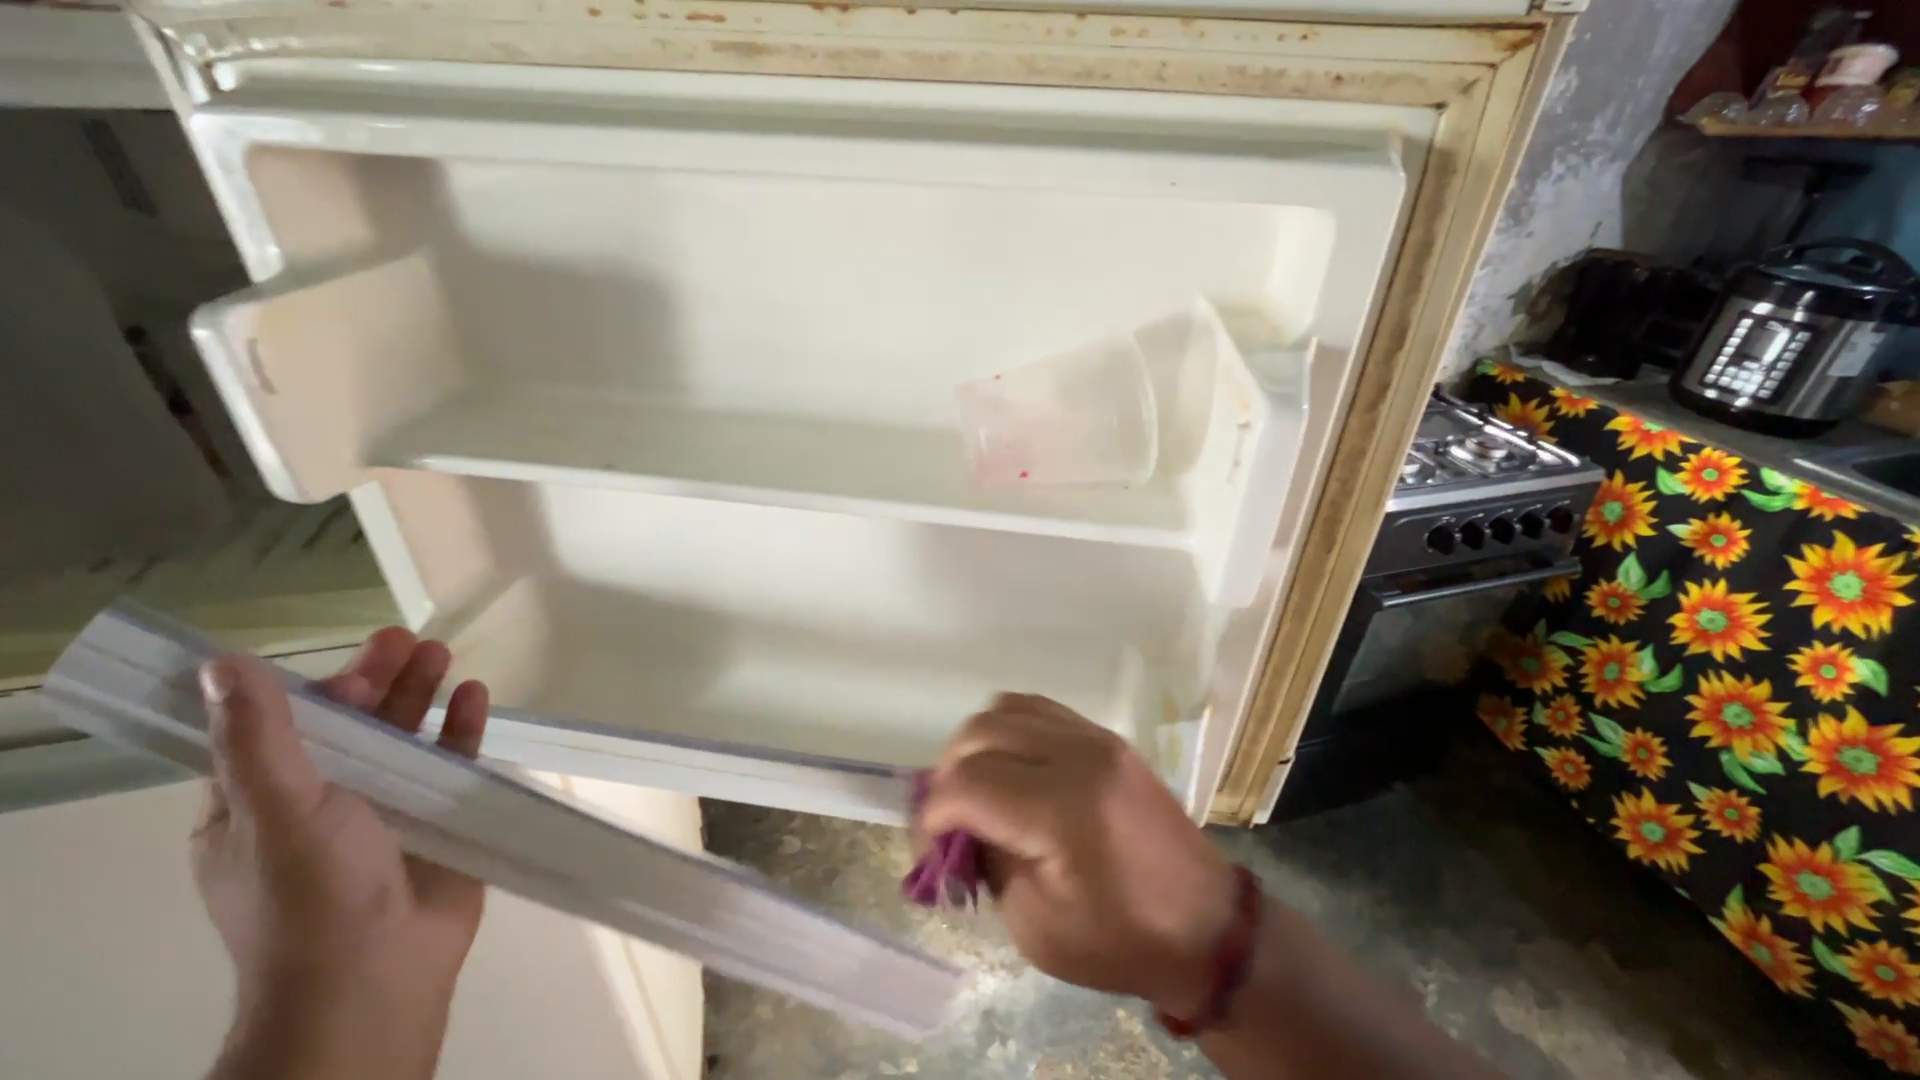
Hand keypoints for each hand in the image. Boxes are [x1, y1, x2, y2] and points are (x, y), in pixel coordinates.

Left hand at [191, 627, 489, 1079]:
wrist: (377, 976)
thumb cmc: (312, 894)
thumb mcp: (275, 808)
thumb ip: (257, 737)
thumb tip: (221, 664)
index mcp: (262, 807)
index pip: (286, 731)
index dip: (318, 692)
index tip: (355, 666)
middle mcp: (323, 806)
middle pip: (353, 727)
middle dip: (379, 682)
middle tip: (408, 641)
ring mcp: (385, 815)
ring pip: (404, 740)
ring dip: (421, 697)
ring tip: (444, 655)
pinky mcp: (438, 824)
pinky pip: (451, 766)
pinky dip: (462, 731)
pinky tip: (476, 699)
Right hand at [915, 694, 1236, 1016]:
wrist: (1206, 928)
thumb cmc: (1120, 941)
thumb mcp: (1034, 924)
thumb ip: (986, 863)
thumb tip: (960, 829)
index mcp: (1061, 808)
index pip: (966, 783)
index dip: (933, 817)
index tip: (932, 854)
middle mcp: (1078, 755)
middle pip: (980, 734)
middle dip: (948, 777)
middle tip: (950, 825)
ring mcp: (1097, 739)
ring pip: (1006, 709)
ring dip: (975, 747)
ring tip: (975, 792)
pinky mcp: (1107, 739)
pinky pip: (1039, 710)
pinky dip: (1008, 731)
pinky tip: (1008, 770)